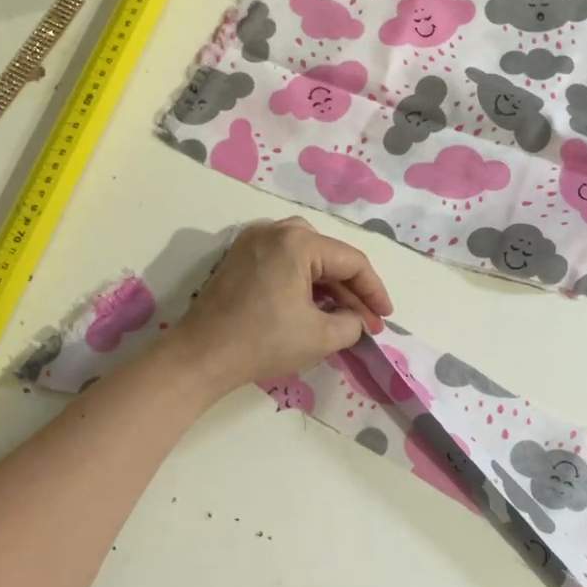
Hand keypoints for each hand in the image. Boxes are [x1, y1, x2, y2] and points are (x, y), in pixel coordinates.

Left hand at [168, 217, 393, 394]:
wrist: (201, 356)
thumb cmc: (263, 343)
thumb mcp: (321, 336)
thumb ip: (352, 322)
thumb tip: (355, 318)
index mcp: (297, 241)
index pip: (351, 261)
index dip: (374, 291)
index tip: (385, 318)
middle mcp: (273, 230)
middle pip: (328, 255)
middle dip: (351, 289)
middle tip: (366, 320)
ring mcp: (251, 242)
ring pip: (305, 257)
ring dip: (328, 286)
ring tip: (343, 317)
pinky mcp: (238, 259)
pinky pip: (282, 263)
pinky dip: (302, 283)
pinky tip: (312, 309)